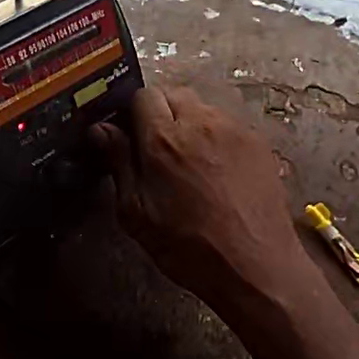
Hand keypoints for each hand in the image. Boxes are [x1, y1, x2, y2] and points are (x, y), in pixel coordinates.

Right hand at [90, 87, 319, 313]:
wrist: (254, 265)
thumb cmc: (188, 247)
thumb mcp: (137, 213)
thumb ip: (118, 163)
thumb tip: (101, 129)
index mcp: (163, 138)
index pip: (142, 95)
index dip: (134, 113)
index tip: (132, 135)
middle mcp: (200, 122)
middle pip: (174, 94)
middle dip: (162, 112)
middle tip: (158, 148)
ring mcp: (234, 129)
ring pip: (203, 107)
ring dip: (190, 122)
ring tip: (190, 161)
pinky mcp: (258, 142)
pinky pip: (228, 125)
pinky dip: (217, 136)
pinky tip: (217, 170)